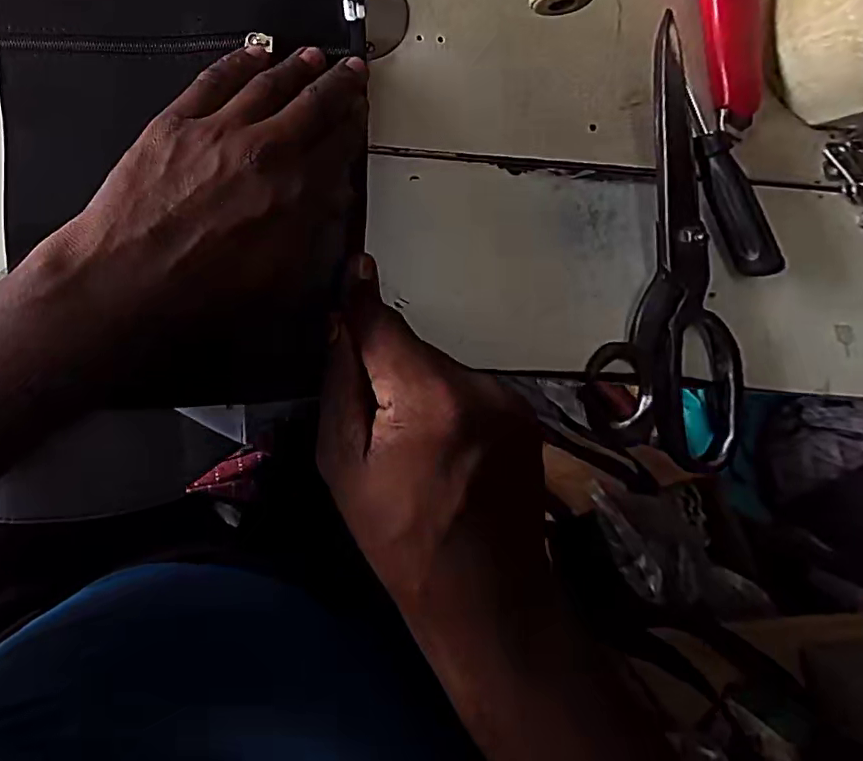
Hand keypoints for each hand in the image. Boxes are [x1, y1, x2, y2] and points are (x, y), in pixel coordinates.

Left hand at [24, 41, 367, 339]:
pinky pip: (215, 79)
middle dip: (339, 84)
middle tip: (351, 72)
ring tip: (312, 57)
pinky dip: (239, 61)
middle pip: (314, 104)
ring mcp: (218, 132)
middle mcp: (263, 154)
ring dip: (297, 66)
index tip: (358, 114)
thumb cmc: (191, 291)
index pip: (339, 146)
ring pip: (269, 83)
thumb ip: (311, 237)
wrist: (124, 281)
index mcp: (294, 194)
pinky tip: (252, 54)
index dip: (354, 126)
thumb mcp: (276, 283)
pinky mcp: (176, 123)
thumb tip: (328, 206)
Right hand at [317, 256, 545, 605]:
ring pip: (436, 366)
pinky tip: (438, 444)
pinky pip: (464, 386)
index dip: (360, 298)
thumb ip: (341, 384)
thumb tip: (339, 323)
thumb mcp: (343, 462)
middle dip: (383, 363)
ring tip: (406, 439)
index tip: (352, 263)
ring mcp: (508, 398)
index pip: (384, 325)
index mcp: (426, 397)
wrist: (486, 600)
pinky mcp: (523, 413)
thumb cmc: (398, 534)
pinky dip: (442, 399)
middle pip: (410, 347)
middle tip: (368, 414)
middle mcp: (475, 384)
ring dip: (413, 383)